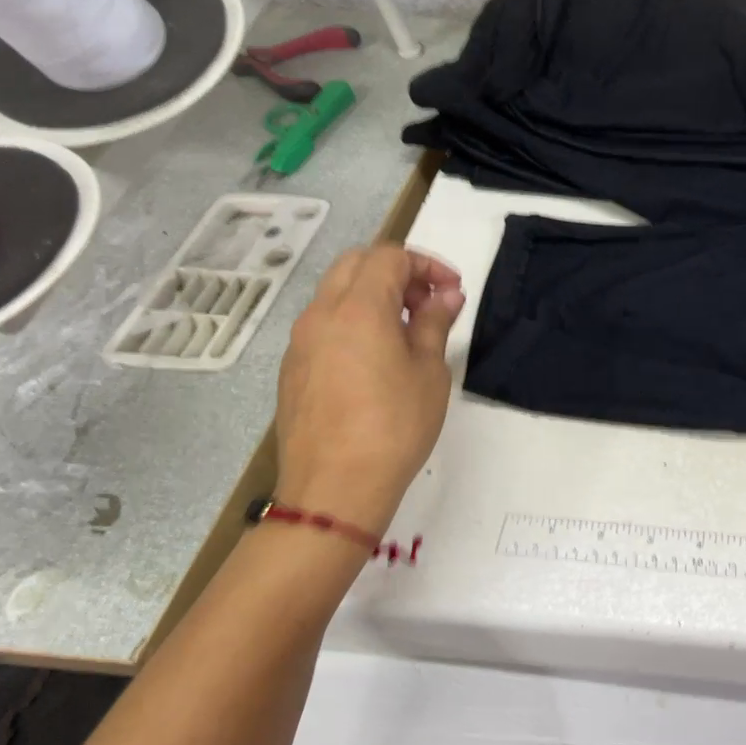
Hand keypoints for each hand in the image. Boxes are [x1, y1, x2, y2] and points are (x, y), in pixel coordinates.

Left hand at [272, 245, 464, 537]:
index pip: (389, 257)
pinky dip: (353, 321)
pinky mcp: (293, 369)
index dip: (426, 264)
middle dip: (397, 271)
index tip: (452, 291)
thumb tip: (446, 296)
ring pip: (335, 293)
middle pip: (356, 264)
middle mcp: (321, 315)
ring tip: (408, 330)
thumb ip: (435, 324)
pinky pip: (324, 324)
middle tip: (429, 302)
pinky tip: (378, 358)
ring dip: (373, 295)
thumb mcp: (429, 371)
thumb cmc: (395, 426)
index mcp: (358, 309)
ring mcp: (300, 342)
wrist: (334, 488)